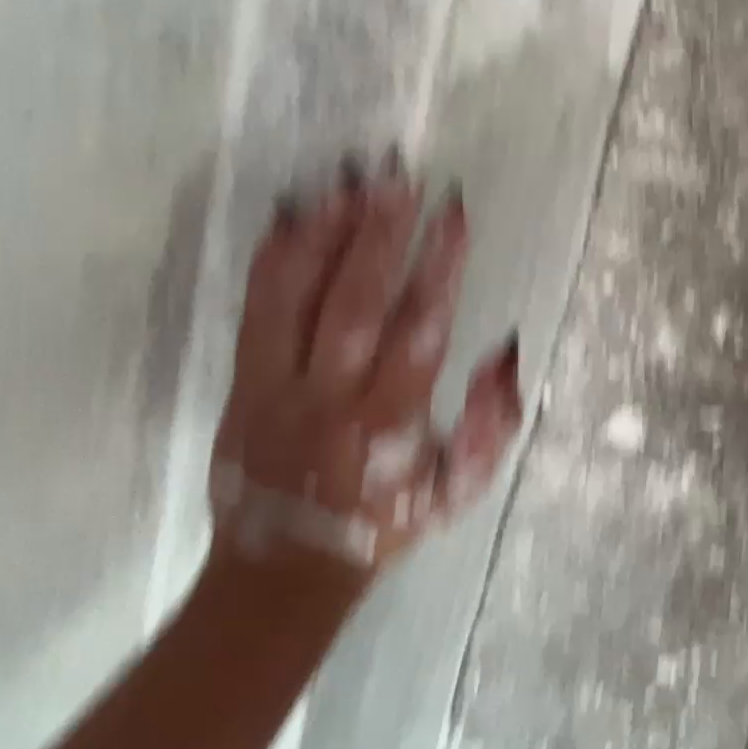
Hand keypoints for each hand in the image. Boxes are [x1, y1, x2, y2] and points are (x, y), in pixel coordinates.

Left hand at [209, 153, 522, 588]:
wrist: (283, 569)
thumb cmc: (389, 520)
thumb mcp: (462, 488)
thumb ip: (492, 422)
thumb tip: (506, 350)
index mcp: (388, 418)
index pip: (418, 328)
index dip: (438, 268)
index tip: (454, 215)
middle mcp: (327, 395)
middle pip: (353, 303)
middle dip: (379, 236)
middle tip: (399, 178)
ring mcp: (275, 387)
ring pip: (294, 300)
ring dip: (323, 236)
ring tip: (347, 183)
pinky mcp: (241, 385)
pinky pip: (254, 313)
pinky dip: (272, 262)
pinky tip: (291, 219)